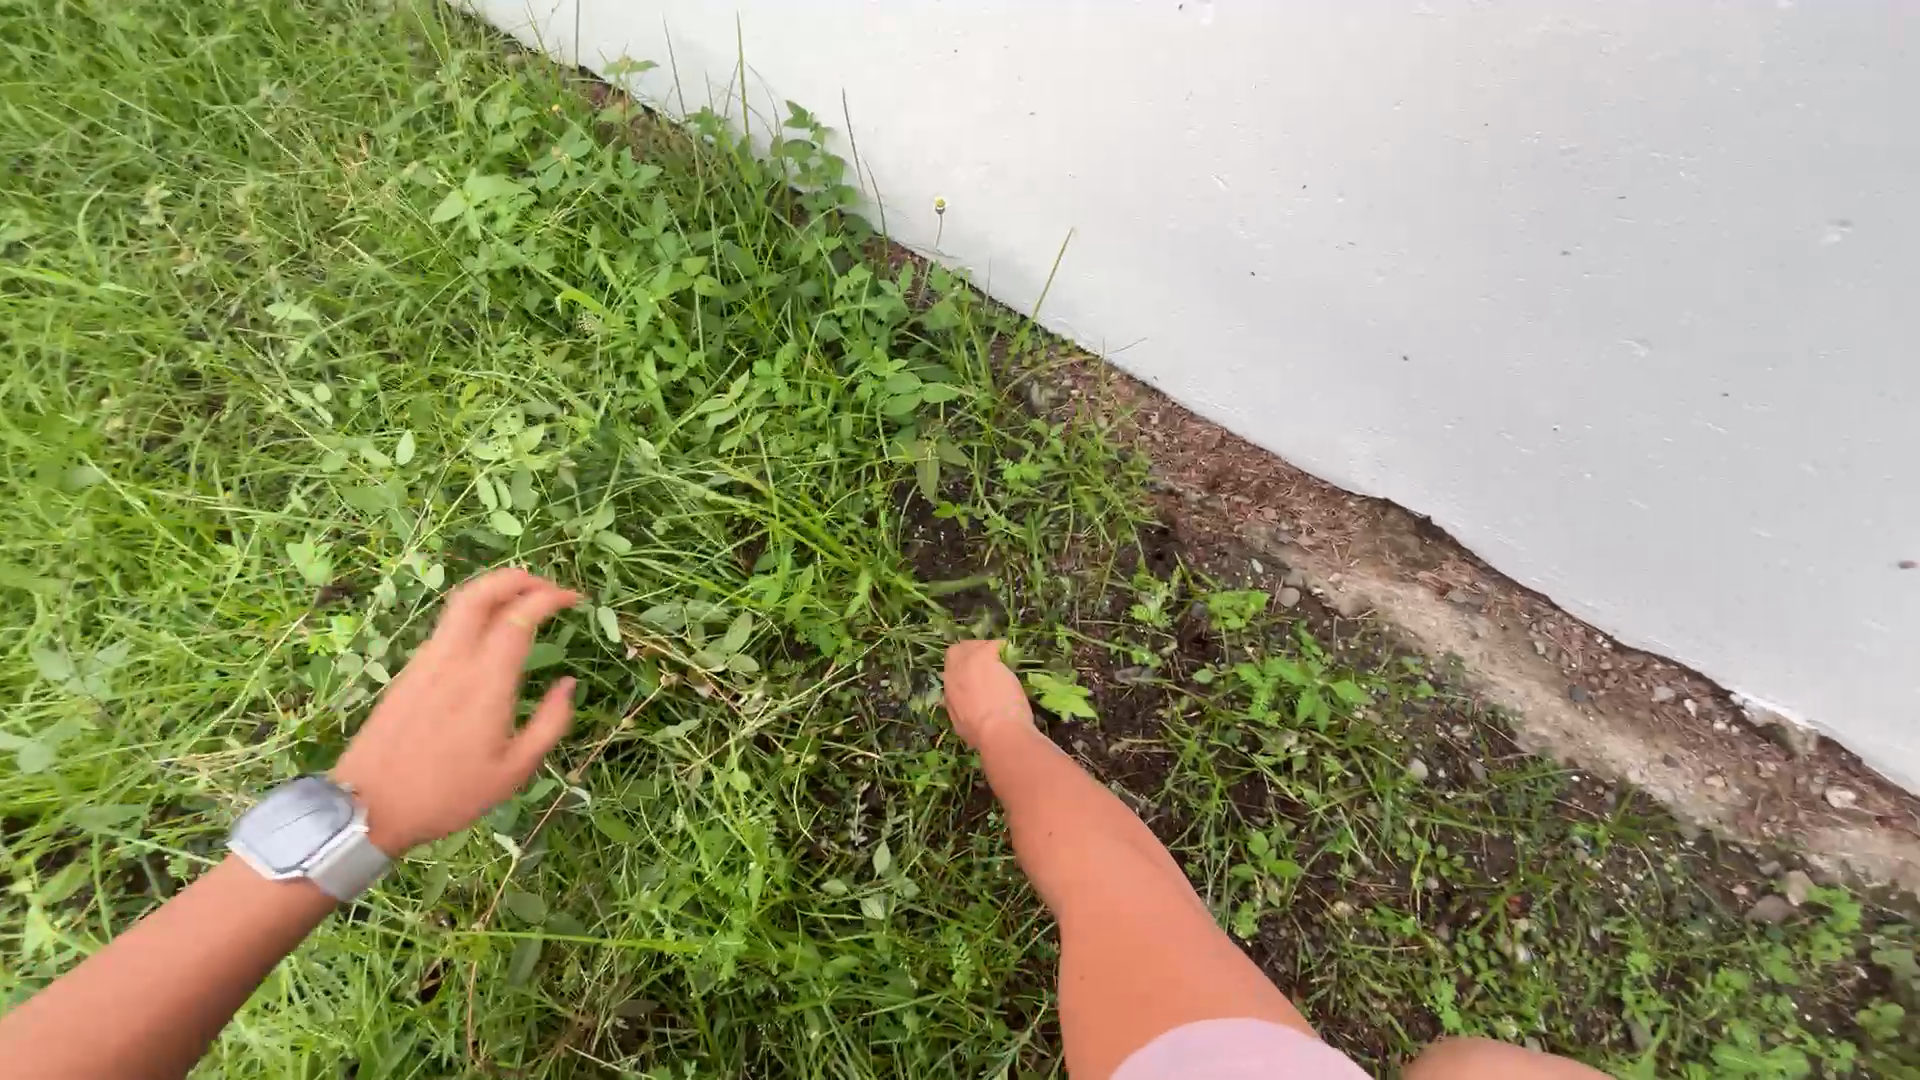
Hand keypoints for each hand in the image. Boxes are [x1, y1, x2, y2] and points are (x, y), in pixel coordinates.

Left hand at [332, 568, 579, 855]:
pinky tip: (492, 633)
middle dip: (517, 578)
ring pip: (459, 606)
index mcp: (485, 684)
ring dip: (496, 592)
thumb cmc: (448, 795)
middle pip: (480, 595)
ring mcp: (425, 664)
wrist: (364, 811)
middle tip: (548, 586)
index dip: (550, 598)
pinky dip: (478, 614)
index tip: (575, 598)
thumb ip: (550, 723)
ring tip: (525, 601)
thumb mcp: (514, 770)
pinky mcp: (409, 673)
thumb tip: (568, 684)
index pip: (518, 618)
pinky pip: (448, 628)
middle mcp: (452, 662)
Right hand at [942, 640, 1035, 750]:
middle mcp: (955, 670)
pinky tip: (1011, 657)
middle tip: (988, 658)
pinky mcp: (987, 656)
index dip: (962, 663)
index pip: (950, 665)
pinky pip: (995, 645)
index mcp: (949, 687)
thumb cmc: (980, 732)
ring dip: (987, 649)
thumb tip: (958, 700)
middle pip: (960, 649)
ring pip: (976, 645)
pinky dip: (1003, 649)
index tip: (974, 667)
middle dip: (972, 651)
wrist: (997, 729)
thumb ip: (957, 705)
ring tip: (1000, 658)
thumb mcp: (959, 721)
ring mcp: (970, 661)